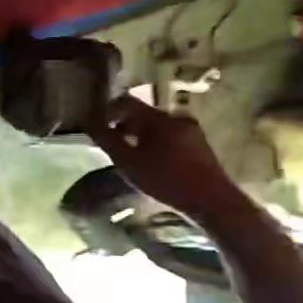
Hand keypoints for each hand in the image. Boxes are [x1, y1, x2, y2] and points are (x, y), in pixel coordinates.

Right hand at [90, 96, 251, 222]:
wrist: (212, 201)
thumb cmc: (166, 180)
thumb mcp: (128, 162)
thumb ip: (107, 140)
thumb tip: (89, 122)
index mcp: (159, 118)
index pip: (127, 101)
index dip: (107, 111)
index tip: (96, 127)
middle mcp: (176, 117)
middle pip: (141, 114)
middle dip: (122, 126)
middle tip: (110, 146)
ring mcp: (190, 130)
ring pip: (155, 126)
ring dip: (137, 136)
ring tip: (129, 157)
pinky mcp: (198, 143)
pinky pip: (168, 135)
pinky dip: (153, 143)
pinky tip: (150, 163)